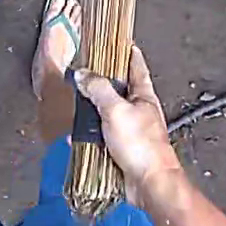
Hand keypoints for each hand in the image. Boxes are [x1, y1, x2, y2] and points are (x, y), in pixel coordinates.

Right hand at [74, 46, 183, 208]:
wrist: (150, 184)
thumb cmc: (140, 144)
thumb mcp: (115, 110)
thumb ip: (98, 89)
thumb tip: (81, 74)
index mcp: (143, 95)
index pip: (136, 66)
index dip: (127, 52)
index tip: (118, 41)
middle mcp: (139, 110)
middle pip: (118, 88)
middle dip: (101, 82)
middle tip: (84, 72)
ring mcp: (131, 129)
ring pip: (107, 113)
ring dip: (91, 111)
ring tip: (76, 104)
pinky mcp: (122, 148)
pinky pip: (101, 136)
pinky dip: (89, 135)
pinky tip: (76, 137)